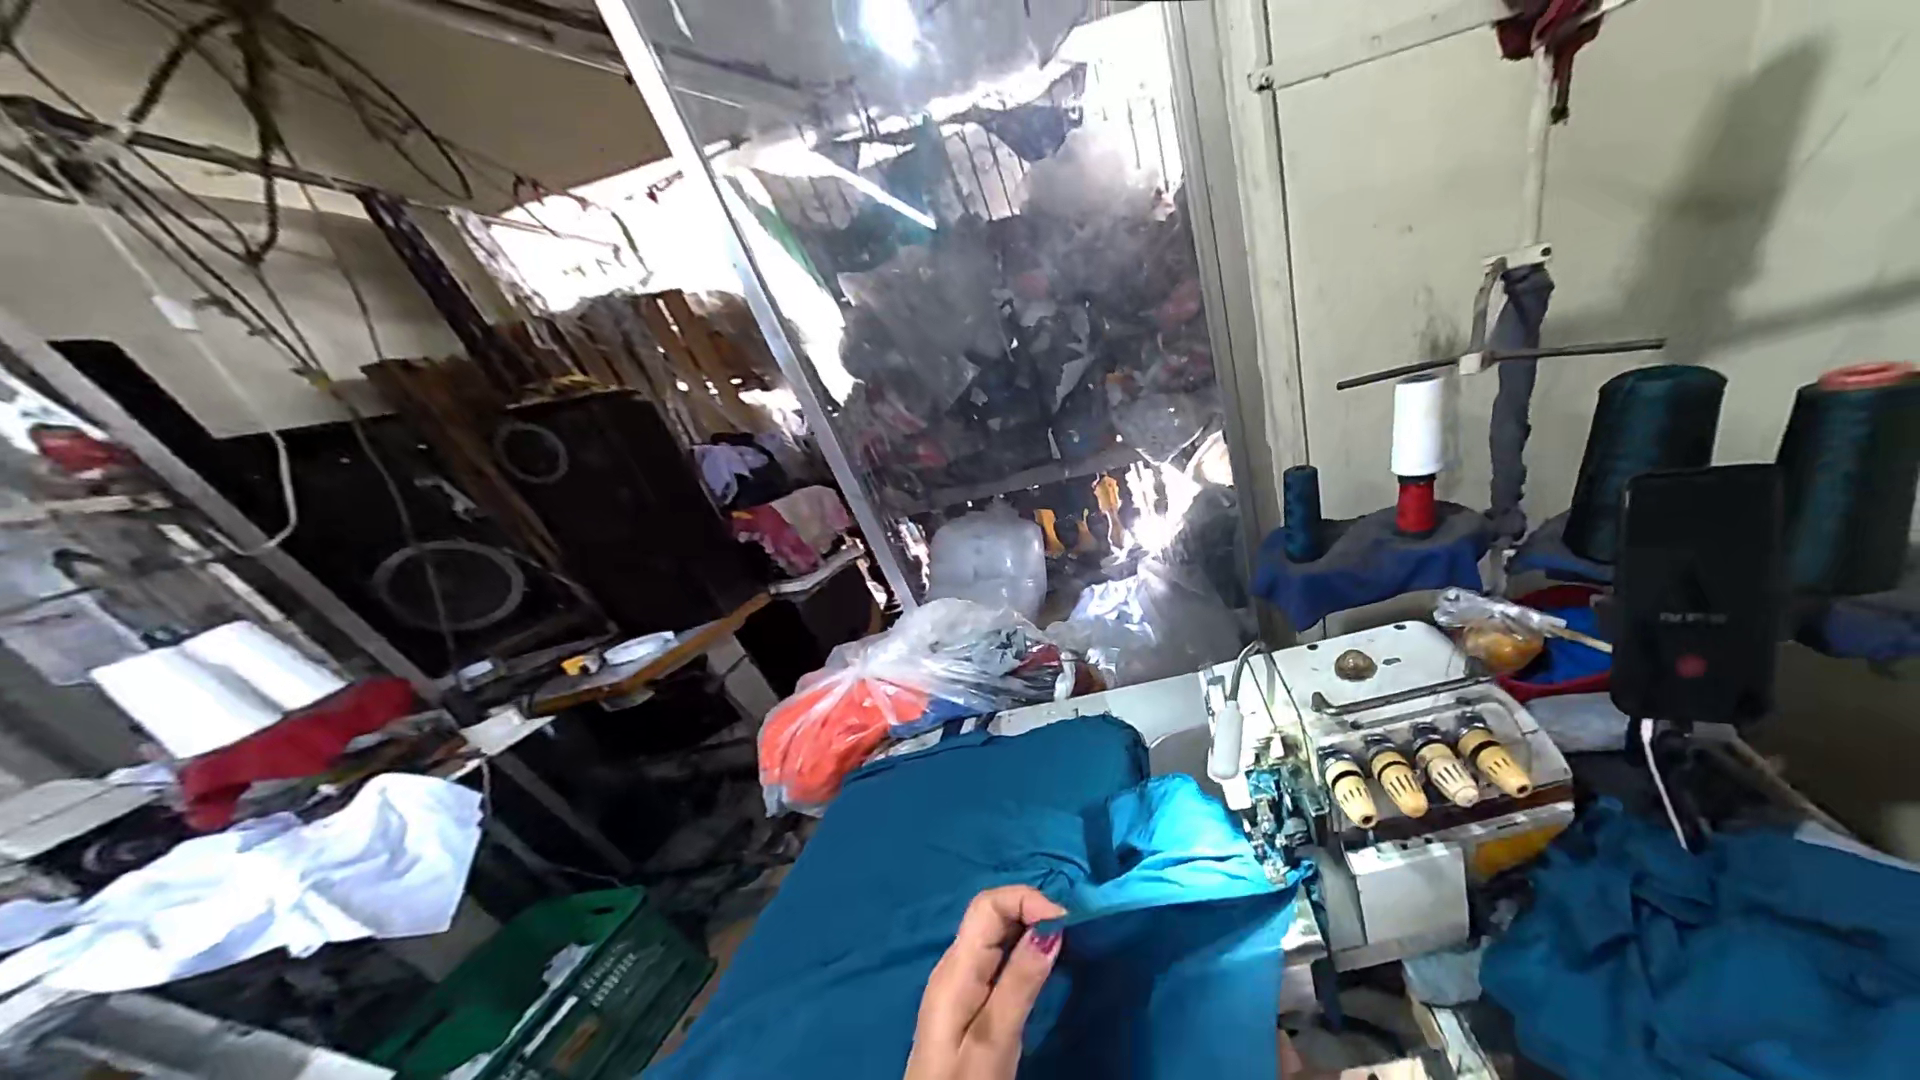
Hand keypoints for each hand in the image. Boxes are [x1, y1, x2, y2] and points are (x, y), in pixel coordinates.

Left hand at [904, 886, 1065, 1079]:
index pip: (987, 904)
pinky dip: (1022, 948)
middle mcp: (954, 963)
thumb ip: (1020, 983)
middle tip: (1073, 933)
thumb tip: (1051, 927)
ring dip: (1030, 927)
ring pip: (995, 932)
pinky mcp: (968, 996)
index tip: (1067, 922)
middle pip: (991, 913)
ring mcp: (959, 979)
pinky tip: (1044, 963)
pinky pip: (996, 954)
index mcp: (955, 968)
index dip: (1026, 899)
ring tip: (1065, 944)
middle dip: (1031, 910)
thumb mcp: (994, 1041)